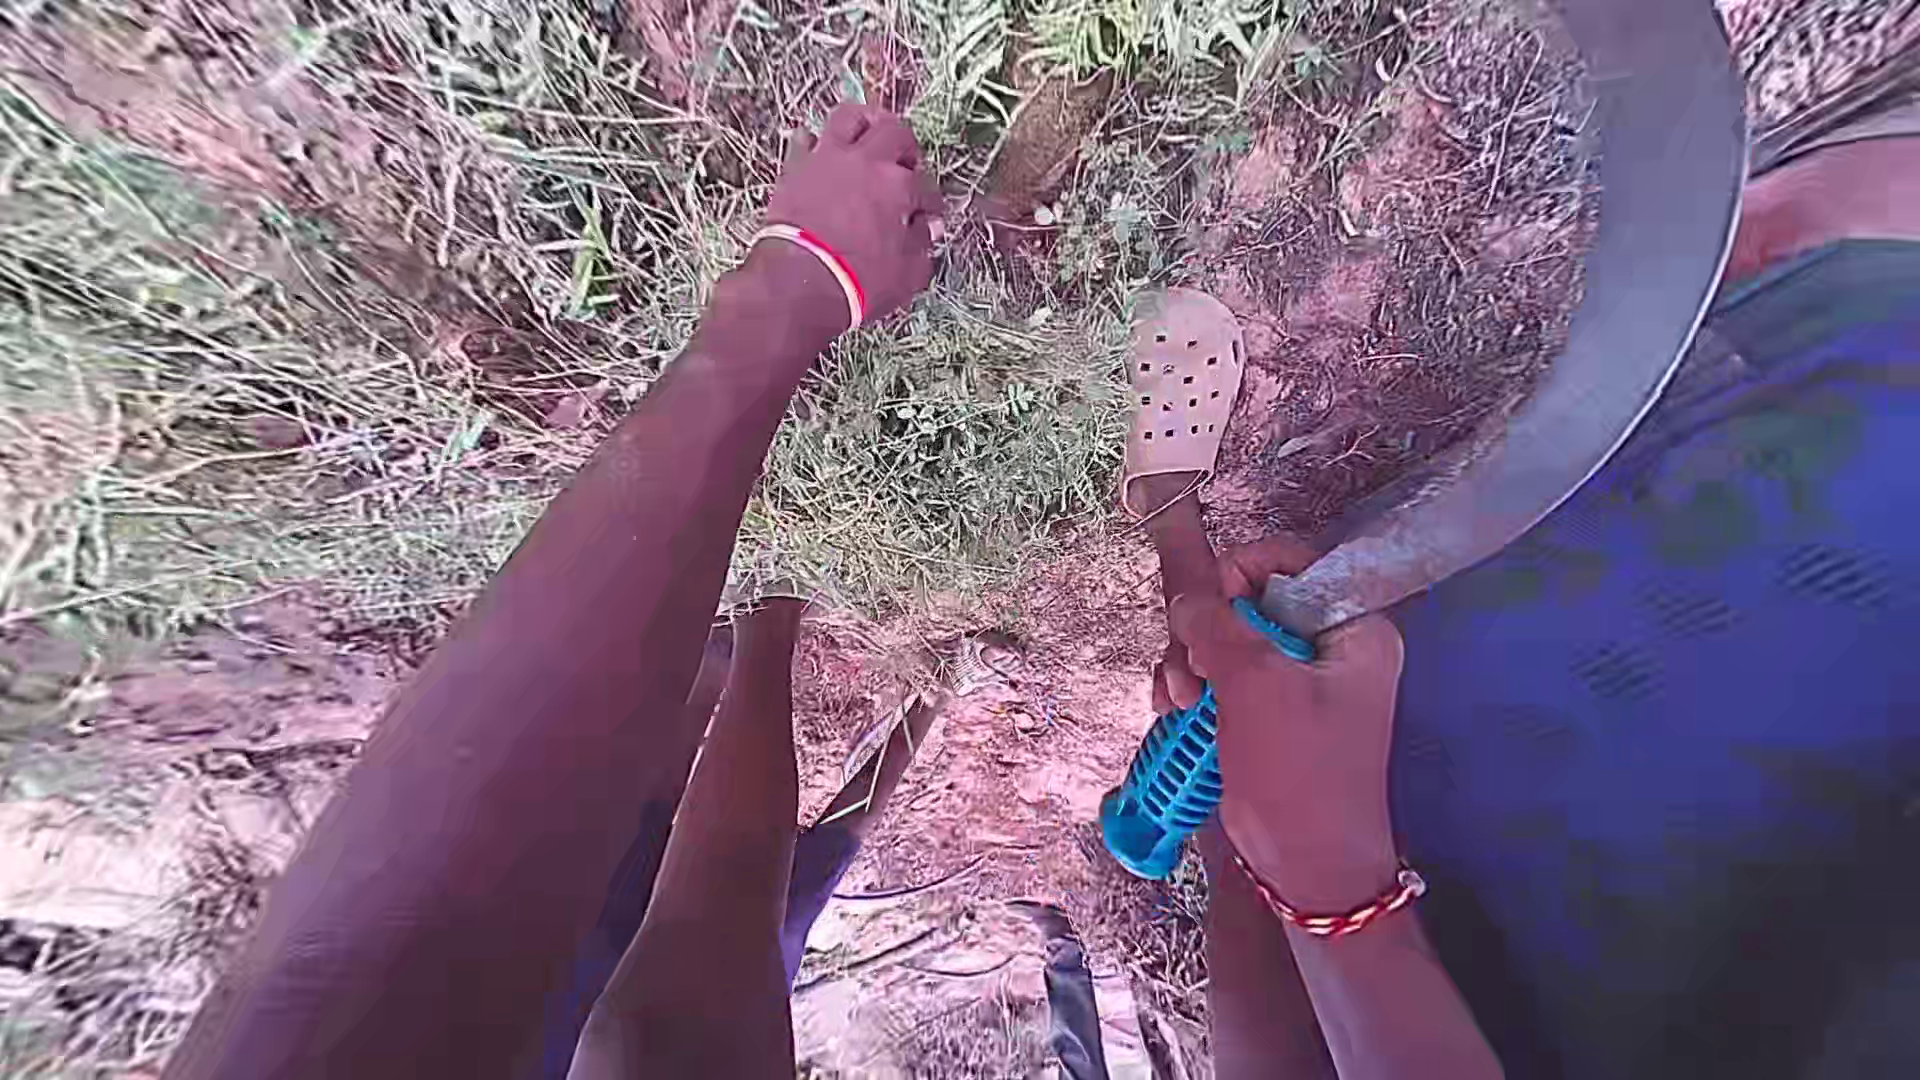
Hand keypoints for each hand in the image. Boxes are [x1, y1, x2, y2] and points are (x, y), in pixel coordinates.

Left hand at [762, 103, 941, 327]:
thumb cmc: (860, 283)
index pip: (926, 188)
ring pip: (851, 117)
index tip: (928, 218)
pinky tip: (823, 155)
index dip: (931, 204)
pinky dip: (818, 144)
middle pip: (895, 133)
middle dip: (907, 148)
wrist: (801, 283)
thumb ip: (921, 246)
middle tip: (908, 165)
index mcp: (899, 187)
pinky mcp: (796, 167)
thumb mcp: (906, 275)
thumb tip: (927, 229)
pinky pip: (806, 139)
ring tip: (870, 137)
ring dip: (865, 123)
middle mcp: (867, 162)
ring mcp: (829, 159)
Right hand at [1157, 536, 1405, 909]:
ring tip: (1180, 700)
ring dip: (1186, 661)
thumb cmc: (1298, 771)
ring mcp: (1283, 675)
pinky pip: (1209, 668)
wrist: (1301, 863)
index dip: (1243, 571)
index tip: (1210, 603)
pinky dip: (1186, 683)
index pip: (1292, 562)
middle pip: (1244, 598)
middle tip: (1191, 669)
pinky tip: (1174, 709)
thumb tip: (1184, 594)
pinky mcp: (1253, 702)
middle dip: (1204, 630)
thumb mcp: (1256, 687)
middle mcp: (1317, 645)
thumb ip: (1216, 625)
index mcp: (1348, 629)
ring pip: (1218, 635)